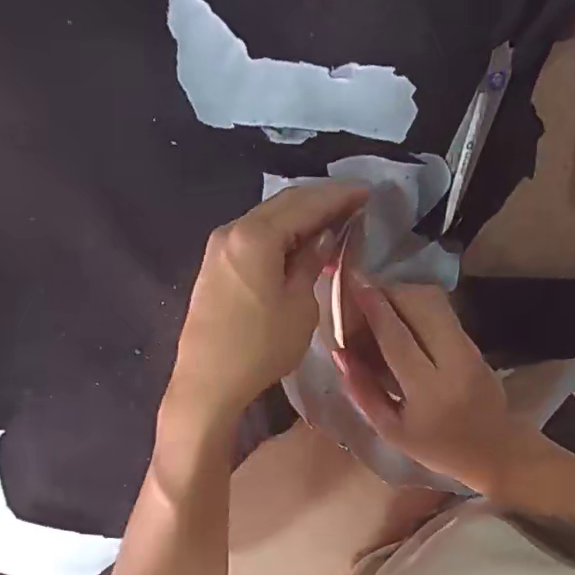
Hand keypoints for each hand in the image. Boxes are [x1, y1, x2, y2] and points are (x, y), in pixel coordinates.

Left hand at [168, 183, 369, 426]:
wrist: (207, 382)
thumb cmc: (259, 348)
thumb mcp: (299, 307)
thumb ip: (310, 262)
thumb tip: (320, 238)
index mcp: (256, 235)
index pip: (306, 203)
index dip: (339, 196)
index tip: (367, 192)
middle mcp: (232, 231)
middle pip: (282, 204)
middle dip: (319, 201)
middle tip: (353, 203)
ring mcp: (217, 249)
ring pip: (265, 220)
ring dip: (298, 219)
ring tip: (331, 224)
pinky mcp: (212, 268)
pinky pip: (252, 239)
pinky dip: (278, 236)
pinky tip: (297, 246)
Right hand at [334, 283, 545, 492]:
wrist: (496, 450)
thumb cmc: (436, 448)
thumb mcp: (390, 430)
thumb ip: (363, 391)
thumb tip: (339, 353)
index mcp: (429, 390)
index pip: (398, 338)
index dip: (375, 310)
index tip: (354, 287)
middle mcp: (454, 361)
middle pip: (422, 306)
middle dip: (389, 292)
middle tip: (362, 295)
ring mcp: (469, 347)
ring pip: (435, 302)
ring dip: (404, 293)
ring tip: (378, 304)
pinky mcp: (474, 342)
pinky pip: (442, 311)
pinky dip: (416, 305)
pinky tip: (398, 317)